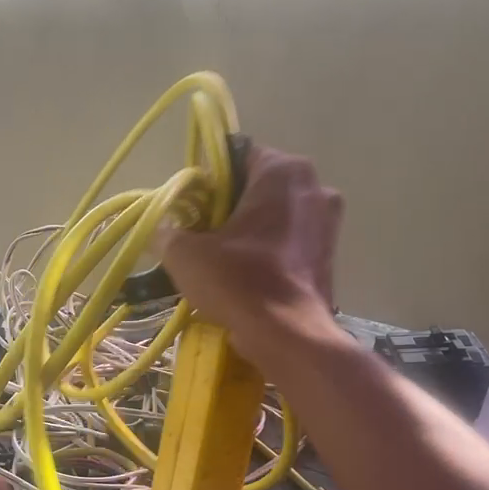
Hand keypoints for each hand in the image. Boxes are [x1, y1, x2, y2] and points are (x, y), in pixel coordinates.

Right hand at [156, 144, 344, 363]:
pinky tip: (241, 276)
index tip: (187, 207)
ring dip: (244, 230)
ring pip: (272, 214)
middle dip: (225, 207)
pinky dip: (263, 250)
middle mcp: (315, 186)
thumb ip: (166, 231)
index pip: (236, 156)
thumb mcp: (184, 254)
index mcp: (283, 171)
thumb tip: (160, 227)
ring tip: (215, 259)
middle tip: (196, 234)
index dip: (206, 180)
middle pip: (255, 186)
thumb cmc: (238, 280)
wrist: (287, 333)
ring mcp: (328, 221)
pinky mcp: (328, 253)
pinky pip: (286, 240)